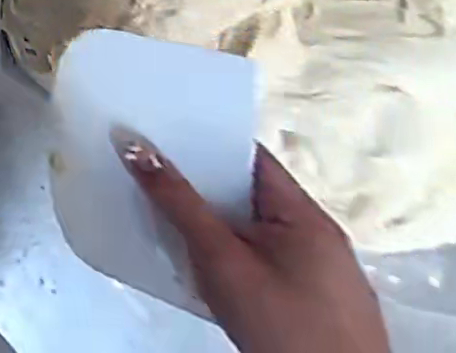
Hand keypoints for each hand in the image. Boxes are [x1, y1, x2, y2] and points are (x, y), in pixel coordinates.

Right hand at [121, 139, 388, 352]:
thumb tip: (132, 143)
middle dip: (200, 180)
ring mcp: (323, 275)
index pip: (248, 155)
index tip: (159, 129)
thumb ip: (175, 198)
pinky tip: (201, 260)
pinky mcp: (317, 306)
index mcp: (306, 215)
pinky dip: (230, 249)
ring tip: (167, 209)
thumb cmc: (281, 325)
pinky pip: (263, 257)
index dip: (204, 138)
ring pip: (253, 227)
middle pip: (248, 190)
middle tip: (152, 167)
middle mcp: (321, 238)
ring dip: (213, 218)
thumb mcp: (218, 257)